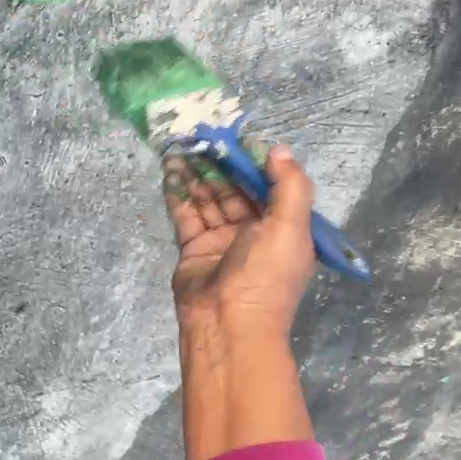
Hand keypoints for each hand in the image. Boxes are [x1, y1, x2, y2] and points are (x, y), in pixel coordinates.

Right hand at [163, 145, 317, 335]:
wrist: (227, 320)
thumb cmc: (265, 275)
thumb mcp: (290, 229)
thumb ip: (289, 187)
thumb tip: (278, 150)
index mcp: (284, 227)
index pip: (268, 186)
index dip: (252, 163)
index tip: (234, 139)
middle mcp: (254, 231)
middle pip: (235, 190)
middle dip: (218, 165)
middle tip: (199, 139)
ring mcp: (222, 239)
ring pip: (208, 199)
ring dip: (195, 175)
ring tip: (179, 149)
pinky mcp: (193, 246)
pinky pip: (186, 214)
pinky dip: (178, 193)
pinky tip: (170, 173)